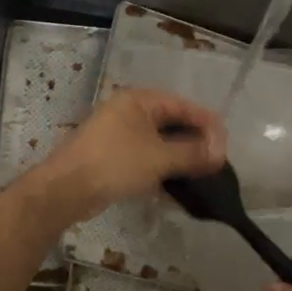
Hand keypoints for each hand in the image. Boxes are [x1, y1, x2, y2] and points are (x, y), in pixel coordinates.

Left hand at [25, 88, 225, 225]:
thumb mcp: (159, 157)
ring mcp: (118, 135)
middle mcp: (128, 112)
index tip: (225, 143)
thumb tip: (220, 153)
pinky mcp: (112, 157)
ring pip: (158, 142)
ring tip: (202, 175)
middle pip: (171, 122)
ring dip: (179, 157)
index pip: (182, 105)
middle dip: (194, 141)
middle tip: (216, 160)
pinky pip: (146, 158)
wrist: (65, 190)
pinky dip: (162, 169)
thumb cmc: (114, 163)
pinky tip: (177, 188)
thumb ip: (192, 154)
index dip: (206, 123)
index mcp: (138, 101)